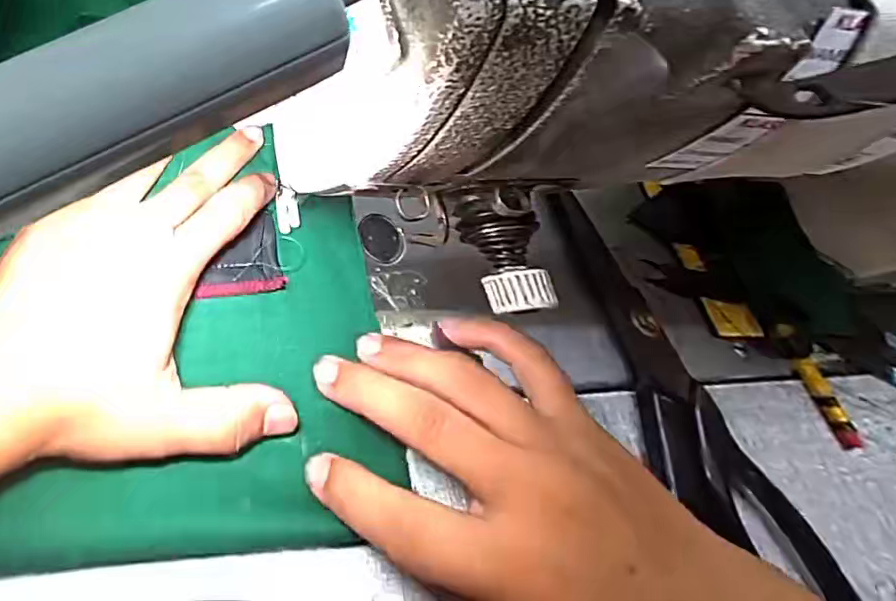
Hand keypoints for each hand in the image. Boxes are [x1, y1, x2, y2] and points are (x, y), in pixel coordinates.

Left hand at [0, 127, 294, 466]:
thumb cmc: (72, 398)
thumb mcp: (160, 419)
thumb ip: (227, 418)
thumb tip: (285, 414)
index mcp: (167, 268)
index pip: (224, 217)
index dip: (251, 193)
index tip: (267, 177)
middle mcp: (135, 232)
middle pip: (193, 181)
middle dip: (226, 155)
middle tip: (247, 134)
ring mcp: (92, 218)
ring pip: (146, 171)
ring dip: (177, 150)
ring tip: (194, 130)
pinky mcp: (56, 218)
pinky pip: (100, 179)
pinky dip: (123, 167)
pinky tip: (122, 166)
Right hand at [304, 318, 813, 600]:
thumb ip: (449, 570)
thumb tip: (389, 522)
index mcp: (507, 562)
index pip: (407, 523)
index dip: (354, 493)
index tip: (317, 466)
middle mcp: (523, 488)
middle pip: (425, 426)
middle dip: (366, 394)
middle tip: (326, 372)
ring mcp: (552, 441)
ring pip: (464, 381)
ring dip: (409, 357)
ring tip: (369, 344)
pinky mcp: (577, 418)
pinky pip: (527, 360)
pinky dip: (487, 335)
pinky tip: (454, 324)